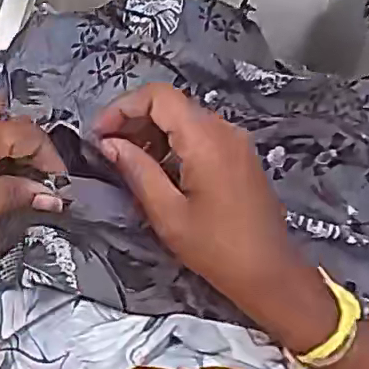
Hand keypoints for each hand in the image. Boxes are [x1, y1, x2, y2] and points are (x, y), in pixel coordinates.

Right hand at [92, 83, 334, 348]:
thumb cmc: (216, 248)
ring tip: (128, 162)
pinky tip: (157, 170)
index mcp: (206, 140)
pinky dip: (172, 143)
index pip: (158, 96)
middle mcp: (224, 130)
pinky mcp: (239, 155)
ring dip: (151, 133)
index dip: (122, 107)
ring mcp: (235, 141)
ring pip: (184, 118)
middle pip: (171, 104)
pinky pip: (200, 135)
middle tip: (107, 149)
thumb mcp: (167, 213)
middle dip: (133, 120)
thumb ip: (136, 170)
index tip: (100, 134)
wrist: (269, 272)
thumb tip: (109, 144)